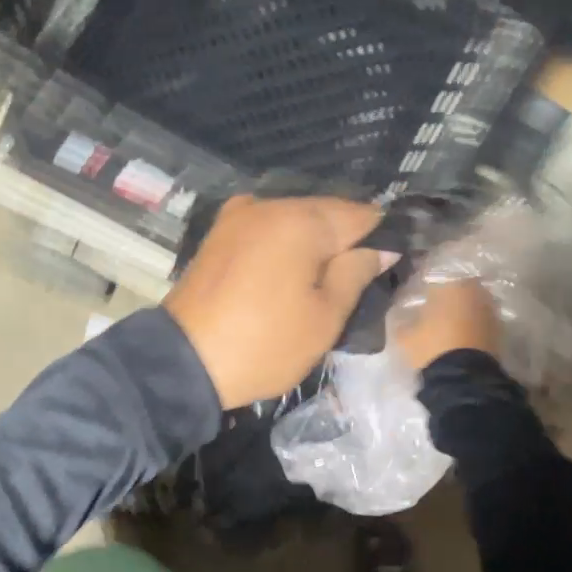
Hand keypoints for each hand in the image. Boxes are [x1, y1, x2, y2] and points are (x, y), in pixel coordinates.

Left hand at [163, 195, 394, 408]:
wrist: (183, 366)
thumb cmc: (263, 345)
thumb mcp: (324, 318)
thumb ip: (356, 274)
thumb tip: (379, 248)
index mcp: (301, 219)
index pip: (362, 216)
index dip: (382, 242)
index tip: (388, 272)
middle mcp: (267, 205)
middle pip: (324, 217)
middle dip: (342, 246)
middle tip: (353, 289)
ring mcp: (235, 220)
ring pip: (291, 226)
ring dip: (309, 251)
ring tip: (316, 291)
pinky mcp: (216, 241)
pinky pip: (263, 238)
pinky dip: (278, 255)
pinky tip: (282, 284)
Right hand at [392, 279, 499, 370]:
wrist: (464, 377)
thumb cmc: (430, 348)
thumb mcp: (404, 337)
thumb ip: (400, 322)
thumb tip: (400, 316)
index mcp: (450, 285)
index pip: (433, 278)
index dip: (422, 289)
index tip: (414, 299)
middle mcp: (474, 290)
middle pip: (456, 289)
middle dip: (445, 299)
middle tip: (431, 313)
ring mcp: (489, 309)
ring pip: (470, 304)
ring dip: (460, 312)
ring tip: (446, 327)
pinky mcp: (498, 329)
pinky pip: (479, 321)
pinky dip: (471, 326)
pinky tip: (459, 339)